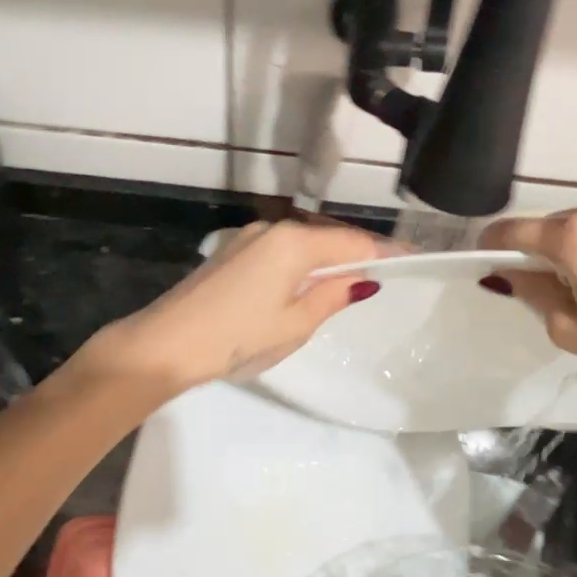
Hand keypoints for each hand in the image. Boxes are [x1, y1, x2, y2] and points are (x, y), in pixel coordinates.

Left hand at [81, 220, 381, 392]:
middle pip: (327, 238)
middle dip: (356, 254)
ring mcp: (247, 240)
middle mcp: (272, 231)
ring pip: (302, 245)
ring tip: (350, 283)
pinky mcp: (230, 255)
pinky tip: (306, 286)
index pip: (354, 242)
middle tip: (386, 275)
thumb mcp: (295, 325)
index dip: (385, 252)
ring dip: (326, 261)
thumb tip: (363, 280)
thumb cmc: (236, 338)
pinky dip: (300, 266)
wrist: (163, 345)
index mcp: (294, 243)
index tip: (413, 259)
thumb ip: (332, 297)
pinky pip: (280, 254)